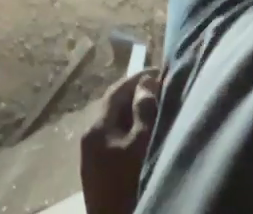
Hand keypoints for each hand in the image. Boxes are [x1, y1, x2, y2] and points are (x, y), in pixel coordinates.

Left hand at [79, 69, 161, 213]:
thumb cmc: (128, 181)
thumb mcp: (141, 143)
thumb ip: (144, 110)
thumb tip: (145, 83)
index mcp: (96, 127)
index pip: (116, 91)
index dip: (138, 78)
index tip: (161, 71)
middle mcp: (90, 137)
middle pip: (114, 106)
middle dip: (137, 94)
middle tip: (162, 89)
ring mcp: (92, 155)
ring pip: (115, 123)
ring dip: (135, 113)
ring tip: (158, 110)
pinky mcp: (99, 170)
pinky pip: (115, 138)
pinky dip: (131, 129)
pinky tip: (146, 135)